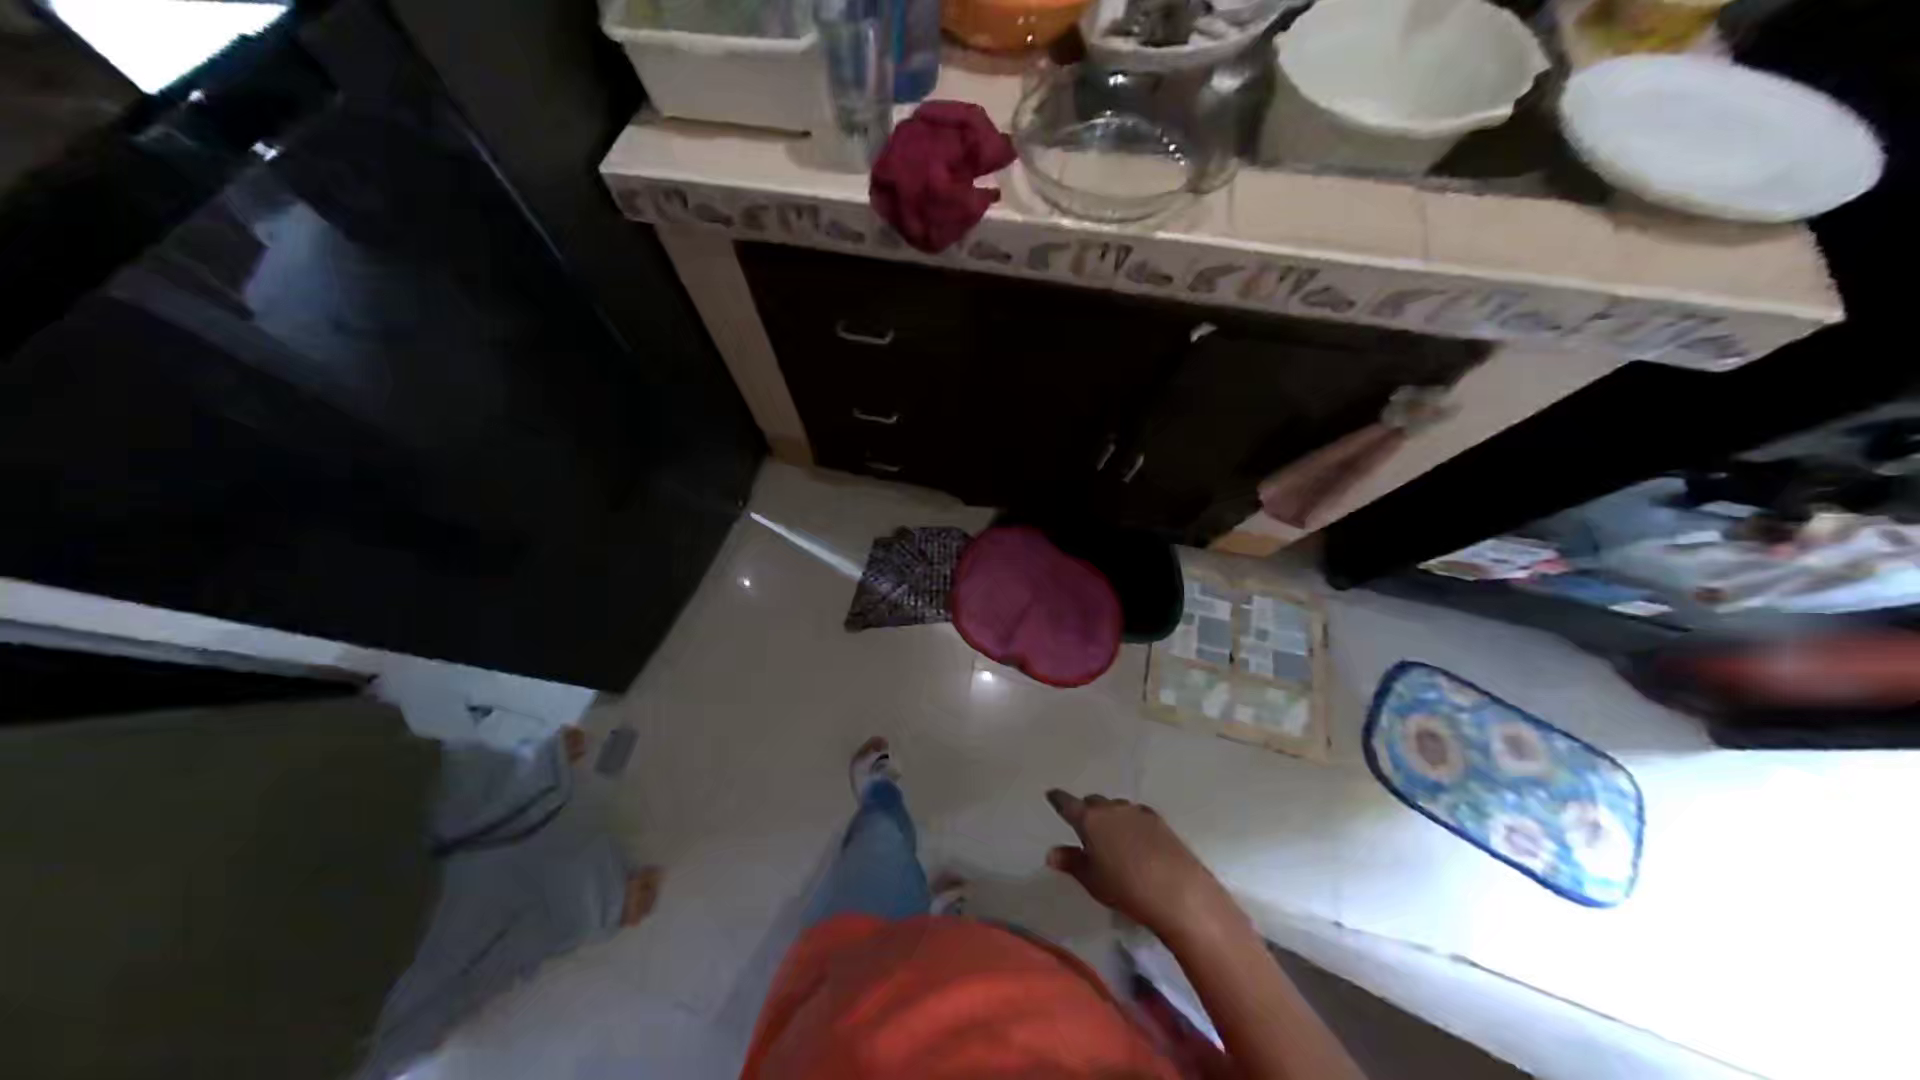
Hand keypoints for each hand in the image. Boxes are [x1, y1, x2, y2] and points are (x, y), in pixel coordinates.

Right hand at [1045, 789, 1239, 939]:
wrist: (1178, 892)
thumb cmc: (1125, 887)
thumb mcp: (1092, 880)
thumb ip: (1071, 863)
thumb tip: (1052, 853)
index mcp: (1089, 819)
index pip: (1067, 803)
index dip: (1058, 800)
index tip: (1052, 795)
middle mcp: (1111, 808)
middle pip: (1093, 802)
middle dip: (1087, 811)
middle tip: (1085, 828)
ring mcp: (1137, 812)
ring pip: (1116, 807)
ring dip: (1110, 816)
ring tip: (1111, 838)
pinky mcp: (1159, 820)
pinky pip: (1136, 815)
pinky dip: (1130, 822)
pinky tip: (1135, 840)